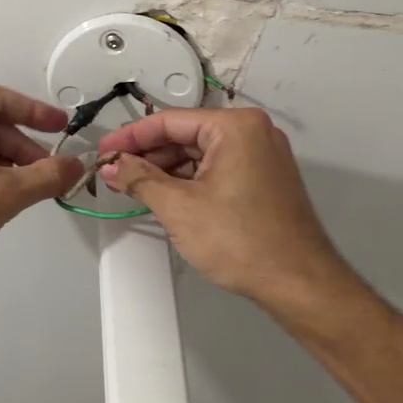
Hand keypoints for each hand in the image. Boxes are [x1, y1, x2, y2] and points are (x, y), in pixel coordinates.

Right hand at [97, 107, 351, 305]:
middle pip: (186, 135)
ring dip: (166, 170)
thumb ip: (140, 180)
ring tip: (133, 188)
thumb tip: (113, 166)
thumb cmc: (244, 242)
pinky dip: (190, 181)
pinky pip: (218, 169)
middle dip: (148, 155)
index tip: (105, 151)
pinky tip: (165, 197)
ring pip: (201, 154)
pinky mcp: (264, 180)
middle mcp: (253, 133)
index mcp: (236, 127)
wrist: (297, 281)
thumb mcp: (179, 207)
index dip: (131, 137)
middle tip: (114, 173)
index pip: (170, 120)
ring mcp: (262, 157)